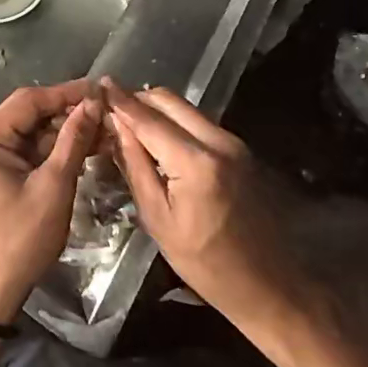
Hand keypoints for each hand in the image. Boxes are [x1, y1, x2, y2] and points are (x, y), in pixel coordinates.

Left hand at [0, 80, 99, 323]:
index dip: (67, 92)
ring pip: (38, 130)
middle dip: (71, 110)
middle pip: (33, 112)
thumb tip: (94, 102)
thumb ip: (74, 139)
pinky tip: (92, 145)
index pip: (30, 100)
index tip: (101, 89)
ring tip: (107, 127)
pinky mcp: (6, 171)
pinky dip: (62, 147)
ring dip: (70, 129)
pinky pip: (37, 148)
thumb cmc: (21, 238)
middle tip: (108, 109)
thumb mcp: (53, 185)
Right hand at [102, 79, 289, 323]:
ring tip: (129, 122)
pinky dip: (176, 122)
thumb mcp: (159, 219)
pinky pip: (201, 123)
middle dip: (139, 99)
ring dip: (158, 109)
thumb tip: (117, 127)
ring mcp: (234, 142)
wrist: (267, 281)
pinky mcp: (240, 150)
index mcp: (196, 162)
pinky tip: (158, 137)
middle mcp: (219, 141)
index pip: (150, 119)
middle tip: (111, 107)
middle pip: (171, 101)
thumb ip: (137, 167)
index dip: (122, 101)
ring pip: (187, 109)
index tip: (100, 84)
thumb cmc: (205, 263)